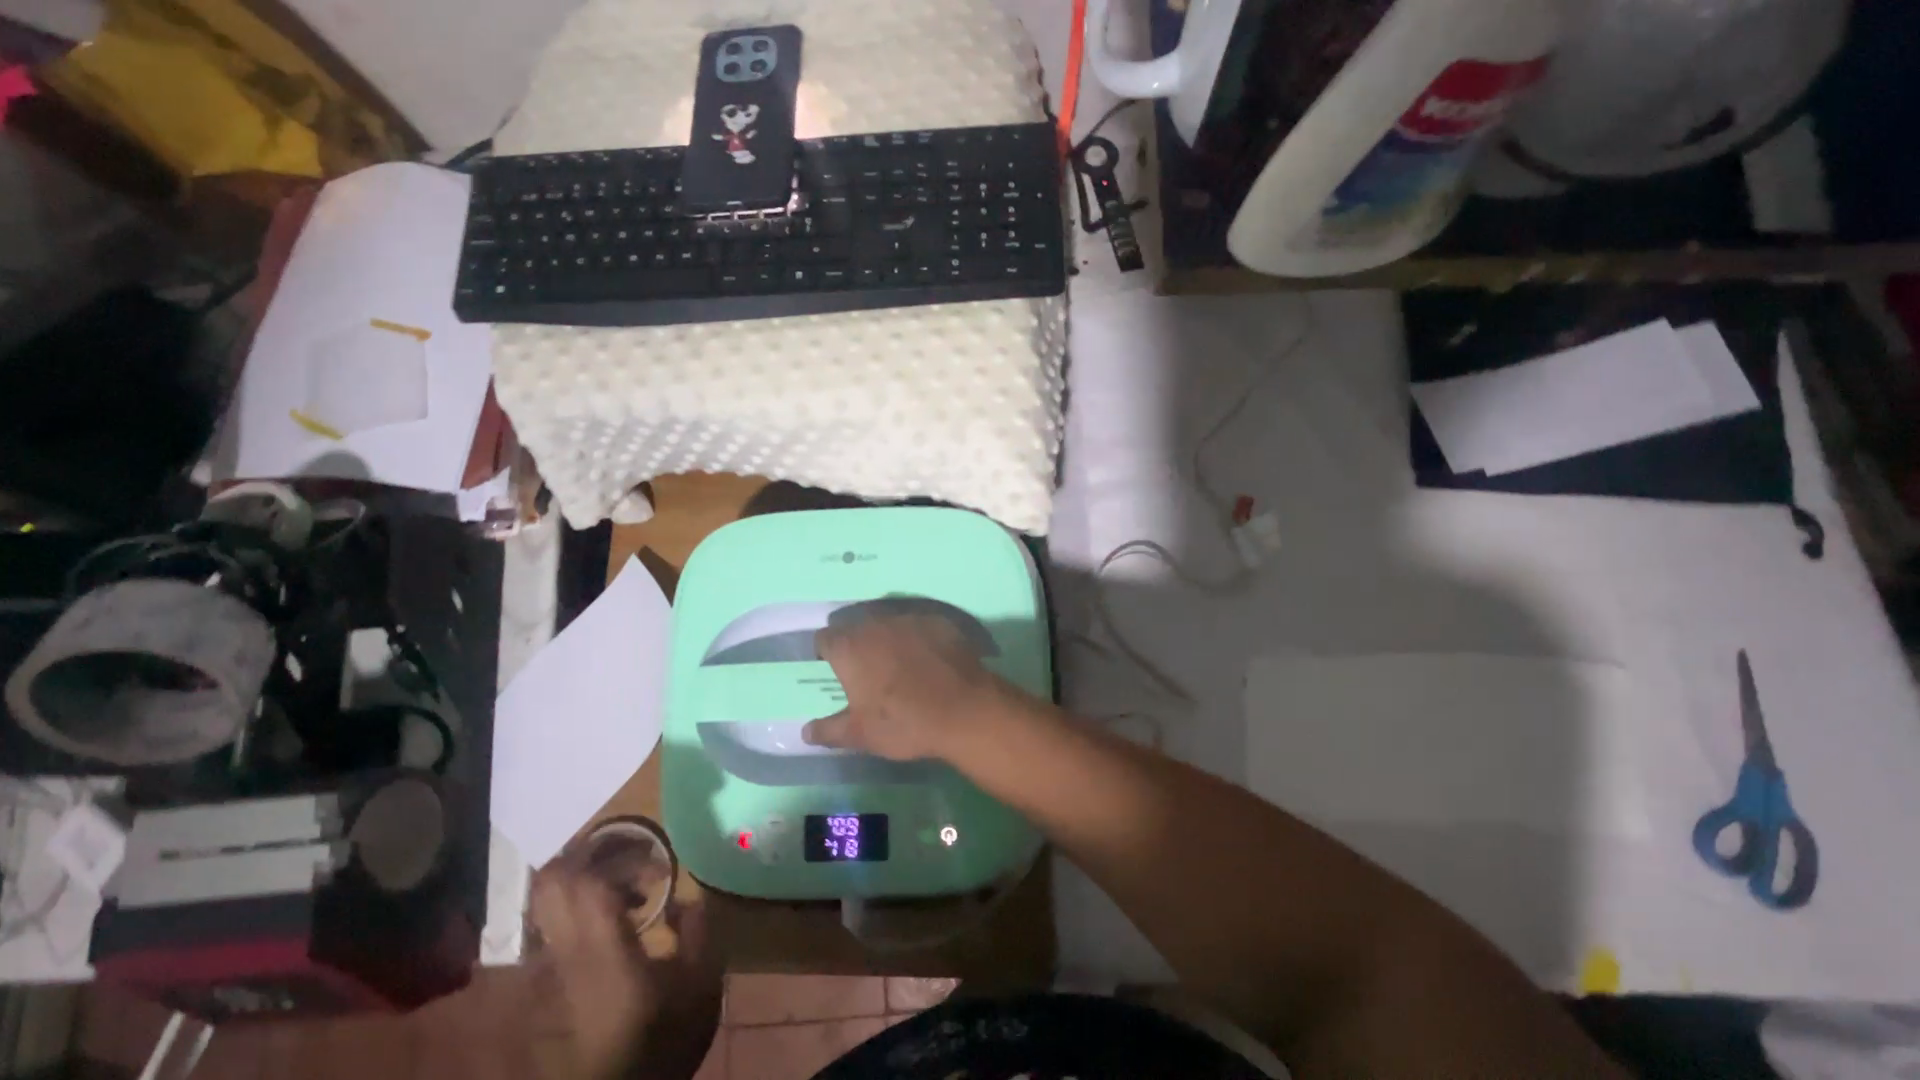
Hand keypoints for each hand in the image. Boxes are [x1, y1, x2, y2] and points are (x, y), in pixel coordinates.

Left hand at [530, 862, 720, 1079]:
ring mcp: (546, 969)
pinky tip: (609, 921)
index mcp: (602, 953)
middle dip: (590, 857)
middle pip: (551, 881)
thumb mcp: (700, 991)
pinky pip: (548, 923)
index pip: (587, 882)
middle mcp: (563, 953)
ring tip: (623, 892)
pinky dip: (574, 905)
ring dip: (580, 879)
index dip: (621, 860)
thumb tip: (687, 897)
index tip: (658, 871)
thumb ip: (697, 934)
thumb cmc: (662, 1047)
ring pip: (544, 900)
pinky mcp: (542, 982)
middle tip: (632, 861)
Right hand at [802, 611, 1012, 760]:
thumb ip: (829, 731)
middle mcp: (876, 624)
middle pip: (858, 629)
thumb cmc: (904, 723)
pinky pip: (921, 628)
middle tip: (869, 675)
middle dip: (860, 647)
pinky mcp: (942, 622)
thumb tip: (806, 732)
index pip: (825, 639)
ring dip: (890, 641)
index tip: (836, 673)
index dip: (827, 655)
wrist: (965, 711)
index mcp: (850, 646)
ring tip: (902, 668)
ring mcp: (911, 619)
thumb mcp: (860, 735)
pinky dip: (920, 641)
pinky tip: (932, 664)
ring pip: (890, 626)